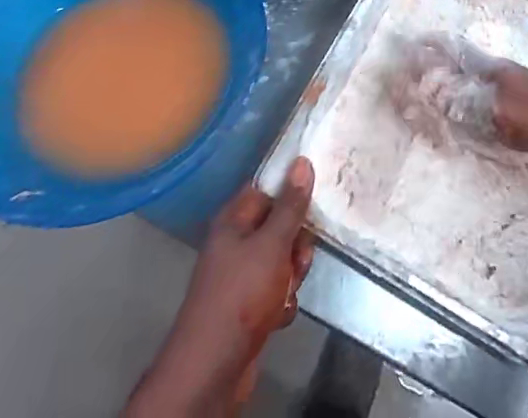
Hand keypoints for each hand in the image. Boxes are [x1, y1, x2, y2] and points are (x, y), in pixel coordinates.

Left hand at [127, 159, 315, 416]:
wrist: (213, 366)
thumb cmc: (241, 294)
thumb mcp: (272, 244)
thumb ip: (290, 205)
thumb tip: (302, 162)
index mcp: (233, 221)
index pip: (265, 190)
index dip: (289, 191)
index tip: (314, 197)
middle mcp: (234, 244)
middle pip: (278, 226)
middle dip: (296, 242)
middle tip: (298, 257)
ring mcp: (240, 277)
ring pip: (281, 260)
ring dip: (292, 275)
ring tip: (287, 290)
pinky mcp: (247, 306)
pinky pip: (276, 291)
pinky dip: (282, 301)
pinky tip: (279, 314)